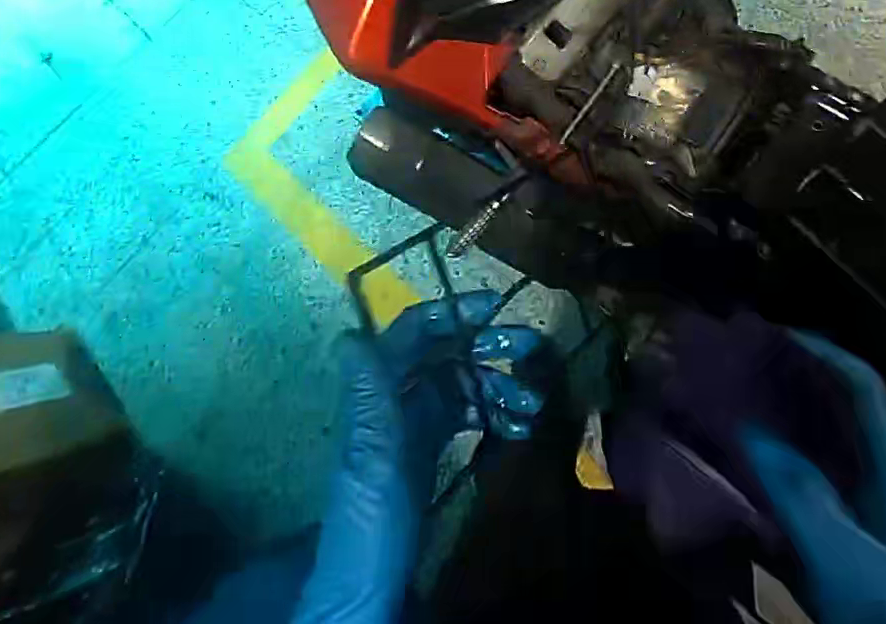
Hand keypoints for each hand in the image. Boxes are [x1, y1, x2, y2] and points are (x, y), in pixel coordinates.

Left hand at [289, 292, 544, 623]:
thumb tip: (349, 334)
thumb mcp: (372, 456)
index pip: (412, 331)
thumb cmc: (372, 515)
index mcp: (377, 388)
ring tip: (535, 402)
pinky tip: (521, 426)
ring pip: (458, 382)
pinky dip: (490, 413)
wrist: (371, 580)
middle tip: (532, 350)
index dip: (449, 313)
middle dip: (484, 346)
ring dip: (495, 384)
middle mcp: (393, 394)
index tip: (494, 306)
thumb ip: (365, 396)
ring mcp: (412, 419)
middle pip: (442, 352)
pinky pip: (464, 414)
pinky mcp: (428, 444)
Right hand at [740, 334, 885, 623]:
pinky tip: (725, 448)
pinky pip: (789, 471)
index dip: (824, 353)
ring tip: (718, 389)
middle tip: (729, 355)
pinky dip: (758, 449)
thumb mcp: (851, 566)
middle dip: (784, 374)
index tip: (771, 333)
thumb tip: (747, 429)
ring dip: (767, 408)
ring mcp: (851, 505)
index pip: (866, 392)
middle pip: (832, 407)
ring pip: (809, 438)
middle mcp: (874, 479)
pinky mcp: (828, 529)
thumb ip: (802, 500)